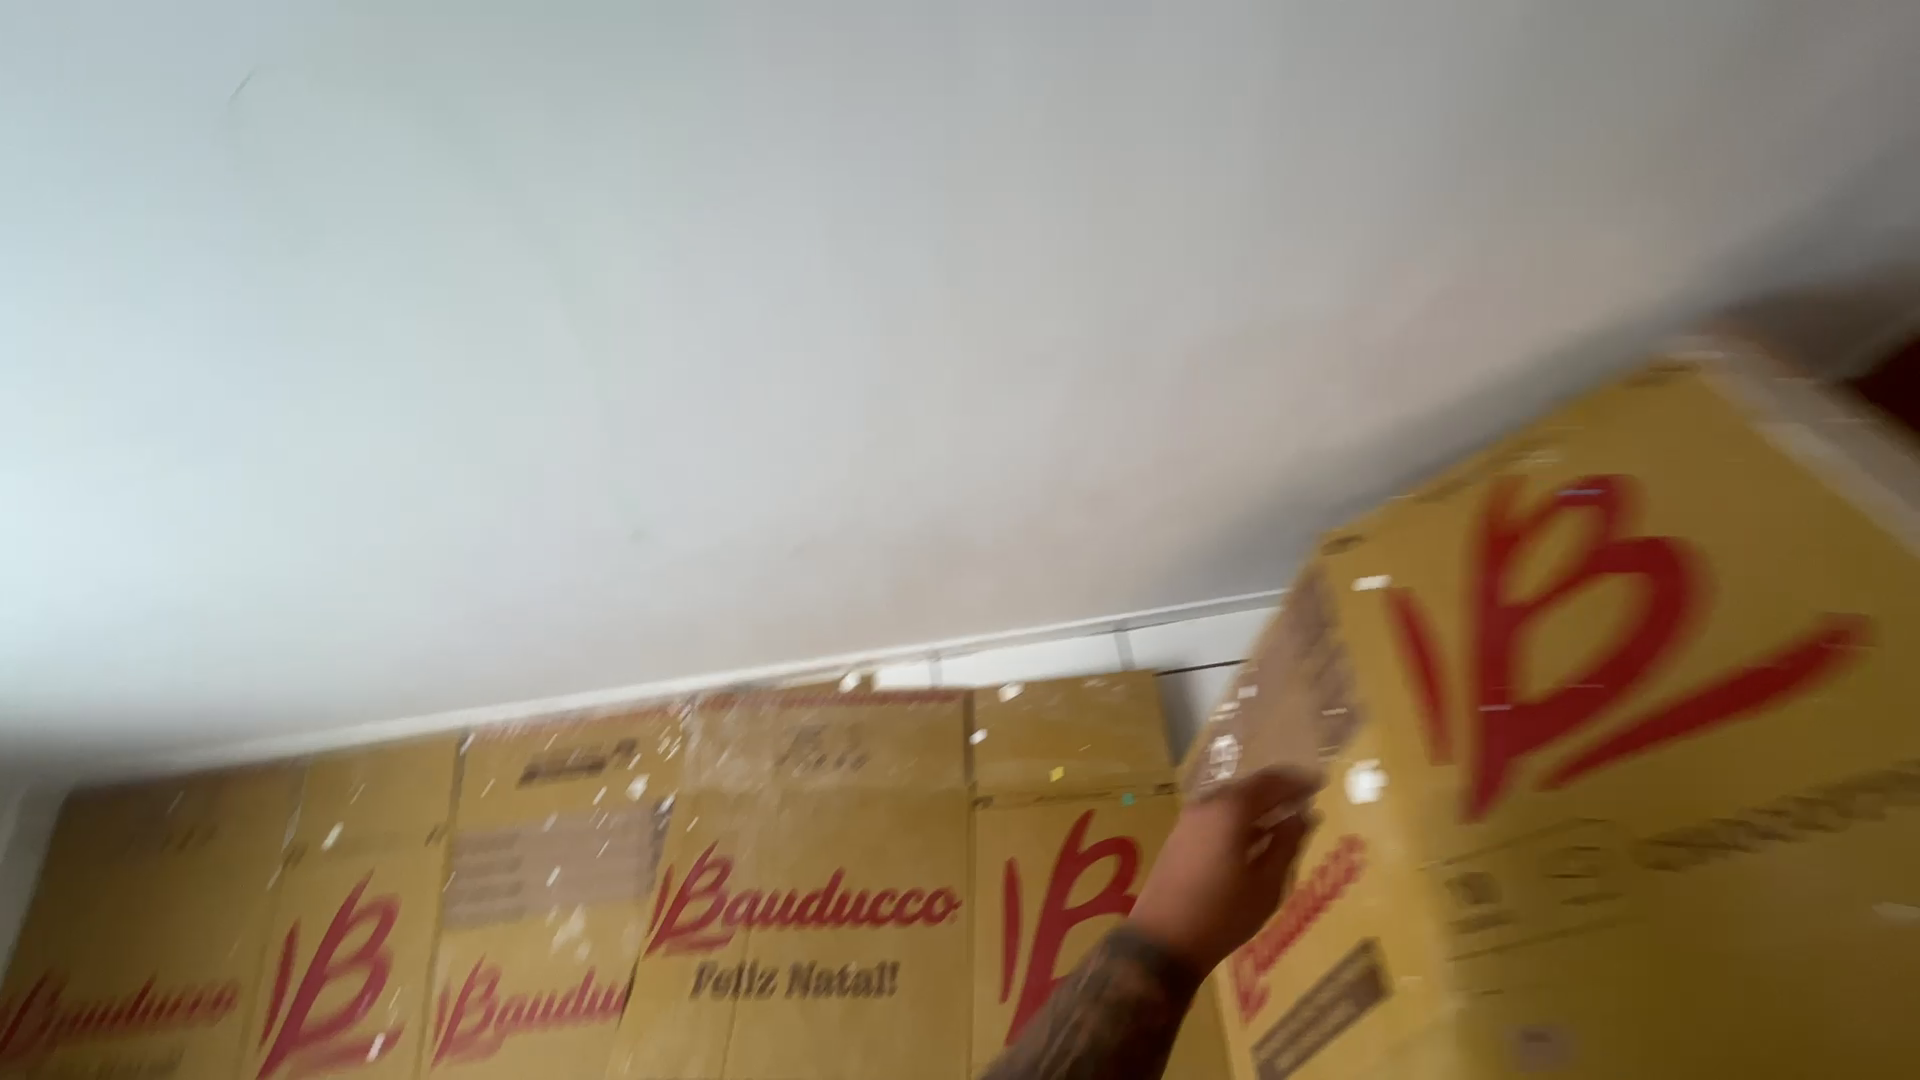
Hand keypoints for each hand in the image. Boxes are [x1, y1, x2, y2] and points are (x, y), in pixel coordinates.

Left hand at [1126, 770, 1317, 973]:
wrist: (1165, 936)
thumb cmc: (1224, 913)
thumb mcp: (1267, 883)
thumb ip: (1286, 843)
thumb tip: (1303, 815)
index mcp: (1230, 809)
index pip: (1269, 782)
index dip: (1296, 781)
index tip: (1320, 783)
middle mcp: (1207, 804)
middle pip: (1248, 788)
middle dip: (1277, 792)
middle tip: (1306, 800)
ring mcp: (1189, 818)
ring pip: (1231, 801)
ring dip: (1259, 806)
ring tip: (1286, 818)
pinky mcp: (1181, 835)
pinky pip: (1217, 815)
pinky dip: (1240, 818)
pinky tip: (1256, 836)